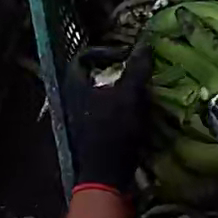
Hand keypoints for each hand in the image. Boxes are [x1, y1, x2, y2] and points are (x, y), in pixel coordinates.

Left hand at [62, 42, 150, 193]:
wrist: (107, 173)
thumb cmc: (115, 130)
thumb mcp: (130, 96)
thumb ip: (136, 69)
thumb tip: (145, 44)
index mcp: (75, 86)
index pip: (84, 57)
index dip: (104, 52)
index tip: (125, 56)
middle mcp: (72, 100)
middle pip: (92, 76)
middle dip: (115, 73)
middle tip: (136, 74)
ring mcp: (79, 119)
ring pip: (99, 96)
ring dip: (119, 93)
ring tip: (141, 94)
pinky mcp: (89, 135)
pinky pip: (104, 114)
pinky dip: (119, 110)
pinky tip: (136, 117)